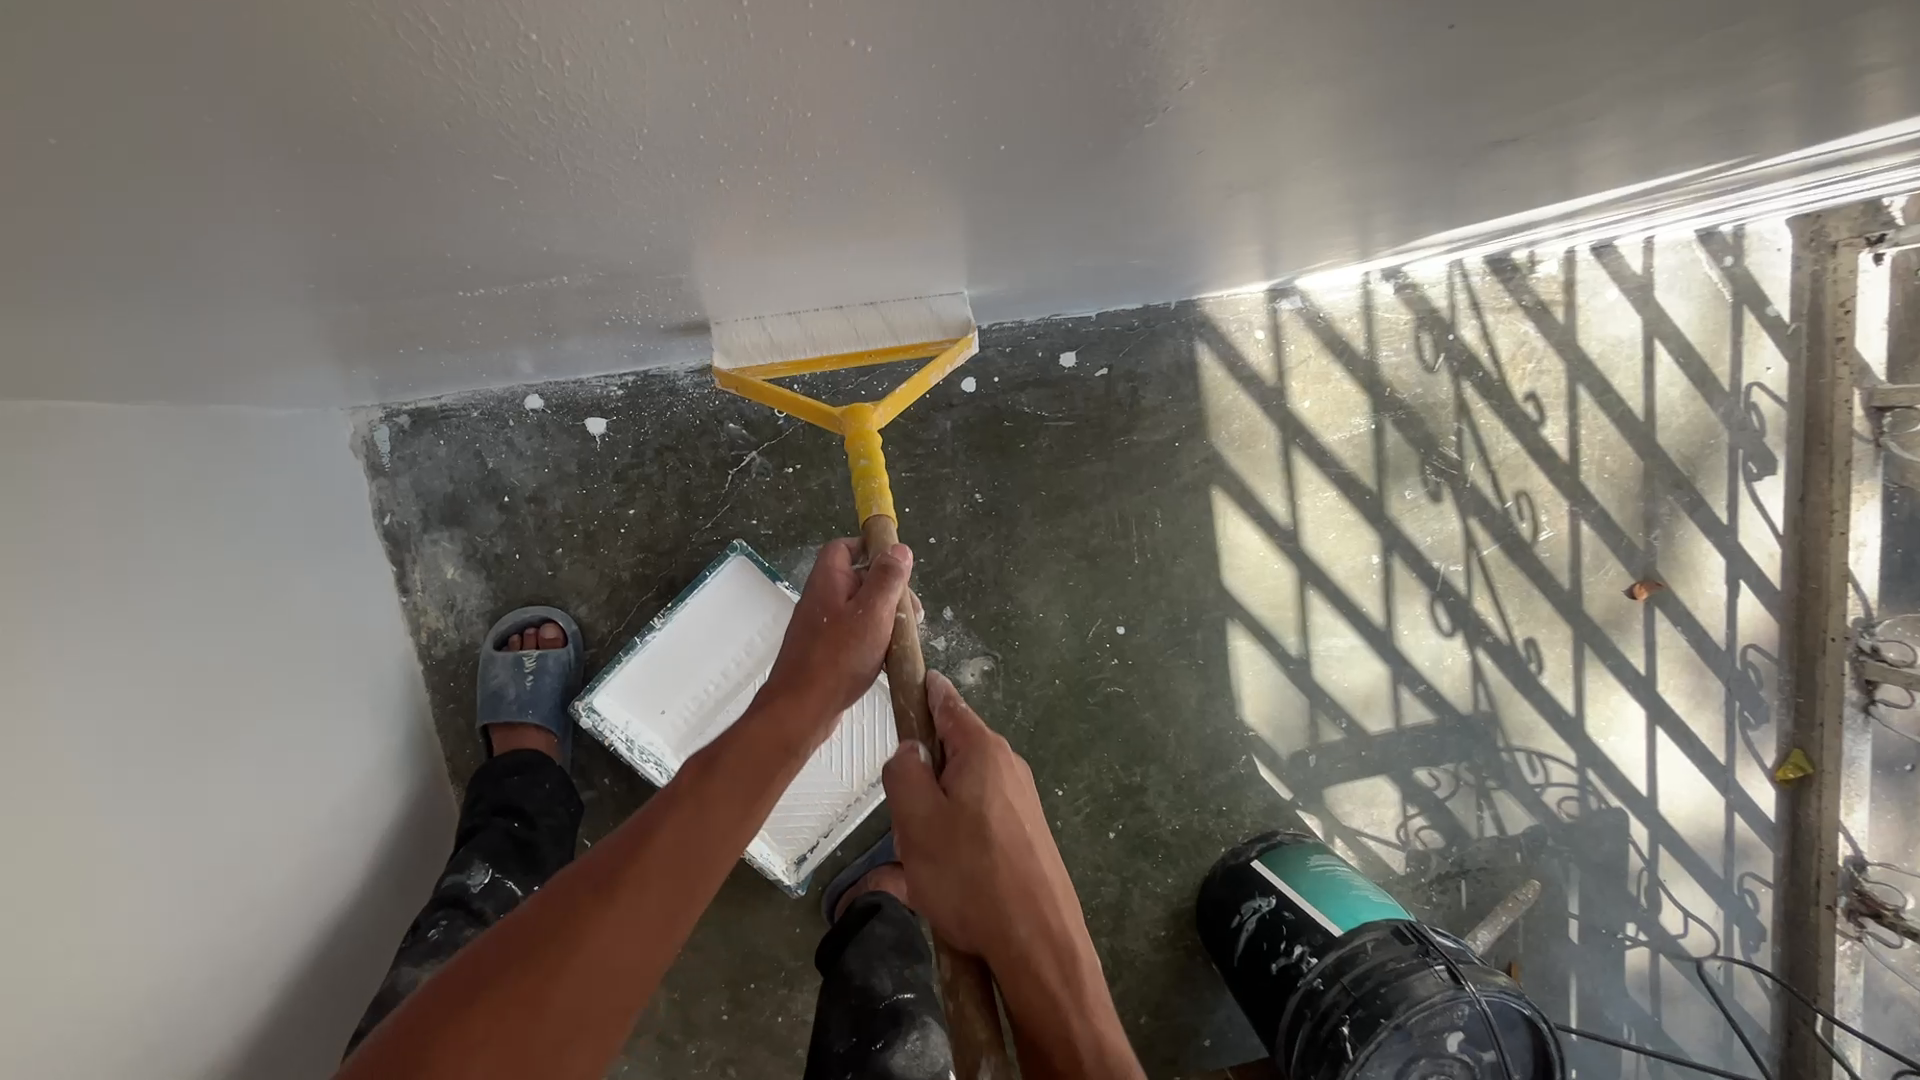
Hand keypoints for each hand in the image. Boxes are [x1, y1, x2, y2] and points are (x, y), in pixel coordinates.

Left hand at [760, 537, 913, 730]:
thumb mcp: (872, 612)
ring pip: (858, 609)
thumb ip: (887, 578)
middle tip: (912, 612)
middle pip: (857, 578)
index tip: (898, 566)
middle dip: (888, 589)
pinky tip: (888, 657)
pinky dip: (873, 639)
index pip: (844, 547)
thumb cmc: (839, 657)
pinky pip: (853, 634)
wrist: (801, 709)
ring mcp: (820, 627)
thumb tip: (899, 548)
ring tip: (905, 636)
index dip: (870, 549)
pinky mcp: (824, 652)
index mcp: (828, 580)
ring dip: (884, 617)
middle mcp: (821, 598)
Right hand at [881, 671, 1086, 969]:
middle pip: (952, 750)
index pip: (947, 702)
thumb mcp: (916, 820)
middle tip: (905, 819)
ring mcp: (1021, 800)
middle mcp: (1008, 765)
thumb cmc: (970, 874)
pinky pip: (979, 818)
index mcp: (982, 750)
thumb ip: (904, 772)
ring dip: (936, 813)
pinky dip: (956, 836)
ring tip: (924, 860)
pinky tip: (948, 877)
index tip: (905, 680)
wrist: (1037, 941)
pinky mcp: (1026, 832)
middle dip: (923, 774)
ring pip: (962, 789)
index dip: (923, 690)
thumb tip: (910, 747)